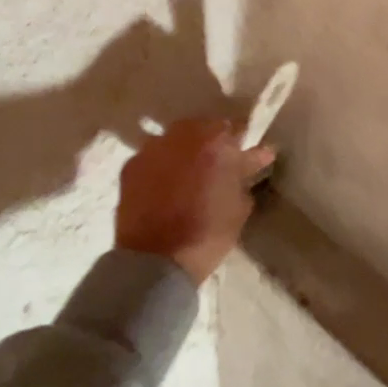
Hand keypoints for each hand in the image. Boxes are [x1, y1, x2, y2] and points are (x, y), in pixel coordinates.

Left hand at [116, 118, 274, 283]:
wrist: (156, 259)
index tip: (247, 152)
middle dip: (211, 140)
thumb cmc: (209, 233)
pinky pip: (152, 156)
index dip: (242, 139)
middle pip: (202, 127)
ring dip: (184, 150)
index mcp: (216, 142)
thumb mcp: (240, 205)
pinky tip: (164, 183)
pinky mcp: (130, 166)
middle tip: (217, 162)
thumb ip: (246, 173)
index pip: (236, 127)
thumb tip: (257, 154)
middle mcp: (182, 136)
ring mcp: (152, 148)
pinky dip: (161, 164)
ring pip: (174, 139)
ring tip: (188, 172)